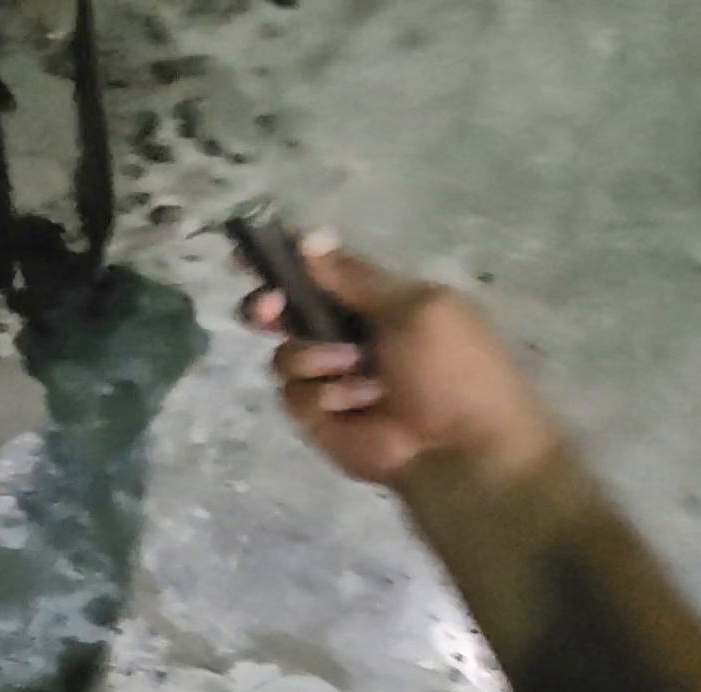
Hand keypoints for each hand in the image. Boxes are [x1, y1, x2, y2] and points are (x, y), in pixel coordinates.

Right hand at [240, 232, 560, 493]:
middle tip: (266, 311)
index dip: (281, 263)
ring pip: (284, 354)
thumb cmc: (453, 368)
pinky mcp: (311, 413)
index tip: (244, 256)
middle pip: (281, 313)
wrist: (456, 444)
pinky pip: (292, 393)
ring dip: (316, 360)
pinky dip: (324, 397)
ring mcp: (323, 376)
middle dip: (267, 308)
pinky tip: (358, 405)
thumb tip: (311, 238)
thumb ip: (356, 277)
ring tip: (358, 375)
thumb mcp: (414, 307)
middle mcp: (341, 335)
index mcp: (372, 302)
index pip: (317, 274)